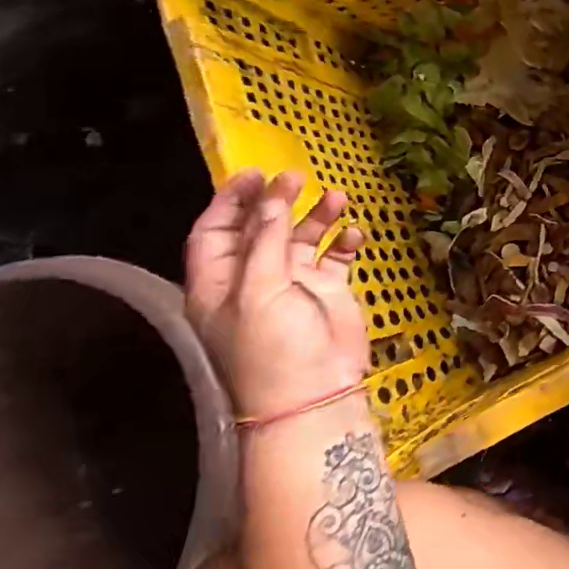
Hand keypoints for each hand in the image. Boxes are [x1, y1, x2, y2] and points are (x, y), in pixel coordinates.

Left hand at [185, 170, 369, 416]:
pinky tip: (353, 233)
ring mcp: (293, 283)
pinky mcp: (327, 290)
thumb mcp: (258, 291)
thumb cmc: (271, 348)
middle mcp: (254, 278)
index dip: (231, 201)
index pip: (215, 231)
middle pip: (261, 228)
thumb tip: (273, 197)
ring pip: (302, 237)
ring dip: (317, 215)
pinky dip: (344, 241)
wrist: (316, 394)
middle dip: (277, 200)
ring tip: (336, 197)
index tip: (254, 173)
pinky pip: (335, 256)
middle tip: (296, 177)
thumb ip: (266, 240)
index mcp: (220, 282)